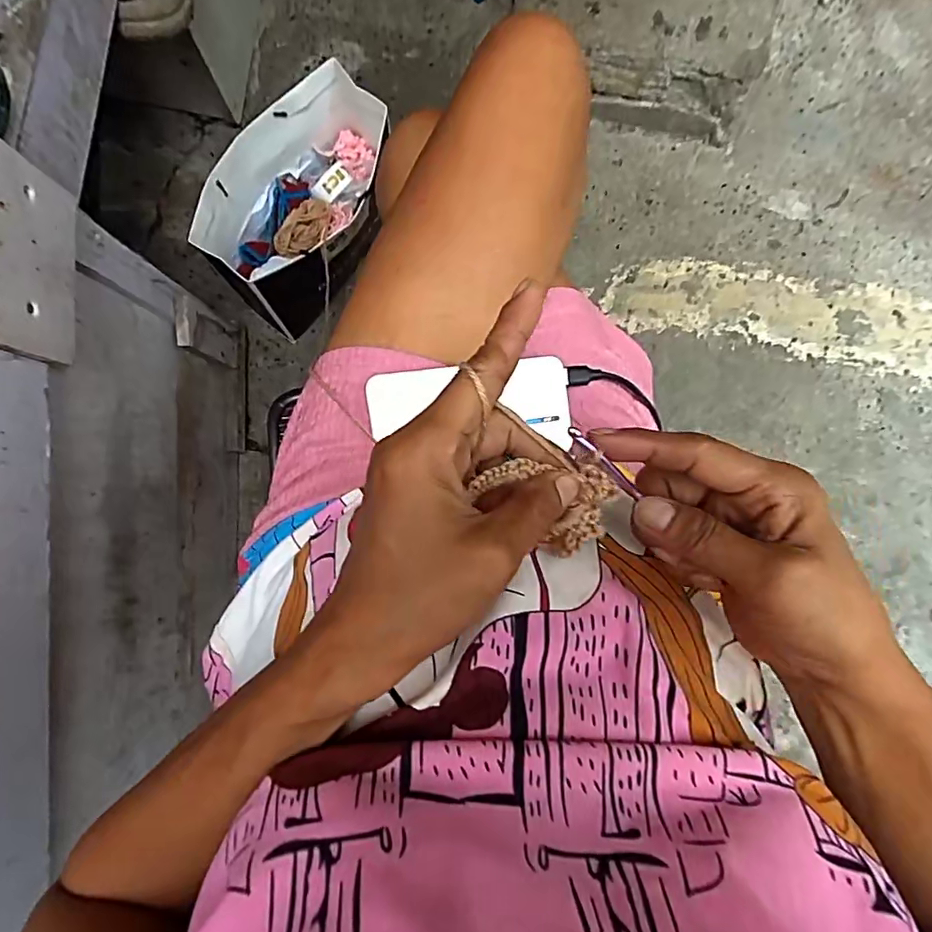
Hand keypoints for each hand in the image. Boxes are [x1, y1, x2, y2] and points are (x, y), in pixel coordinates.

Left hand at [311, 281, 580, 704]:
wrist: (363, 641)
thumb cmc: (423, 597)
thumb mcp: (493, 551)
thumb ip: (535, 505)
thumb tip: (566, 478)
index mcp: (424, 447)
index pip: (477, 378)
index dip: (509, 334)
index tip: (530, 290)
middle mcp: (412, 448)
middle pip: (487, 425)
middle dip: (531, 452)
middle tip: (569, 494)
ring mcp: (408, 474)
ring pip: (478, 454)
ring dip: (515, 478)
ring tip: (550, 516)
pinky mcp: (409, 498)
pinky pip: (461, 479)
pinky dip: (493, 494)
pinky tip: (521, 521)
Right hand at [589, 430, 906, 688]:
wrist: (837, 672)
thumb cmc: (822, 619)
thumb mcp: (766, 576)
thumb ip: (702, 538)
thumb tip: (641, 507)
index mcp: (773, 486)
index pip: (698, 454)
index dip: (646, 446)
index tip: (598, 442)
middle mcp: (748, 495)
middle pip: (674, 482)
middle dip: (659, 510)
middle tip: (670, 551)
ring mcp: (730, 523)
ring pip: (667, 512)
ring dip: (668, 542)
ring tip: (700, 573)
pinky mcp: (715, 549)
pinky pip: (672, 540)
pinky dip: (674, 558)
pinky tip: (703, 580)